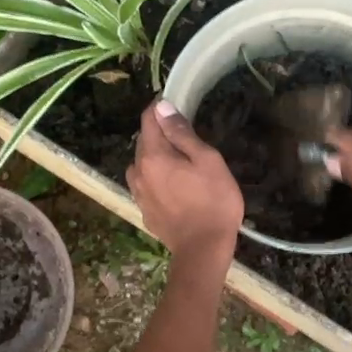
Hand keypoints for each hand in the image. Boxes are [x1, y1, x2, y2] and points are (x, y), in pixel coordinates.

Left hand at [128, 101, 243, 259]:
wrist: (202, 250)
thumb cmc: (213, 201)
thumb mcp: (207, 160)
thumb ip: (182, 133)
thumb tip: (162, 107)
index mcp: (153, 155)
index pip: (148, 120)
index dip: (159, 107)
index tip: (175, 102)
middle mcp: (138, 171)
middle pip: (143, 141)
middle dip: (158, 131)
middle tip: (183, 132)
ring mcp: (139, 193)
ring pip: (141, 164)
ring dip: (154, 155)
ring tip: (177, 159)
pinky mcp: (145, 211)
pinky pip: (145, 184)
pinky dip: (155, 176)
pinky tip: (173, 184)